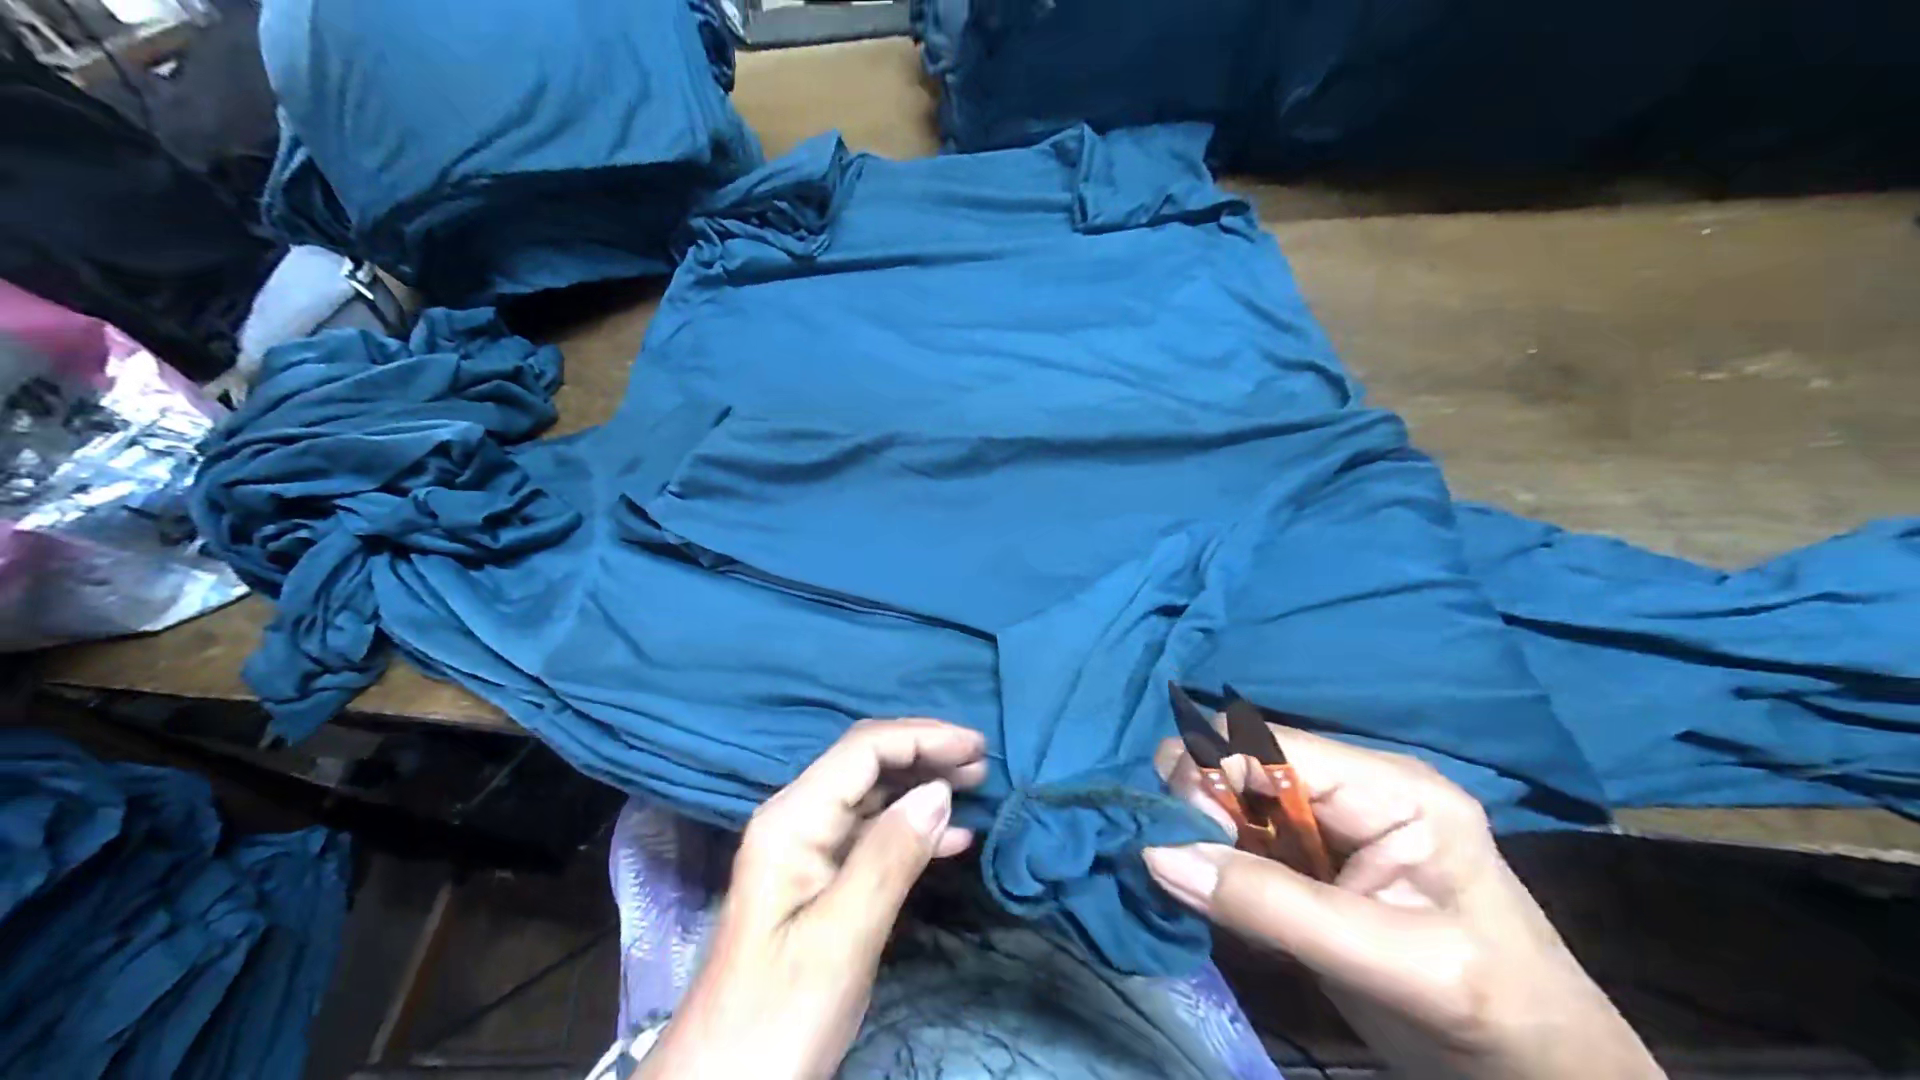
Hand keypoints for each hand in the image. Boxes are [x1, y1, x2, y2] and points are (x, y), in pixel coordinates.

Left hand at [639, 719, 986, 1079]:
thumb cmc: (777, 1017)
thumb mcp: (840, 940)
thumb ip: (889, 858)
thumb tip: (938, 790)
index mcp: (792, 820)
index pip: (863, 750)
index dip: (923, 737)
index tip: (976, 746)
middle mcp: (797, 821)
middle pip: (867, 763)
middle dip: (926, 753)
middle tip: (982, 763)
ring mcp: (806, 851)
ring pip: (873, 796)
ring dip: (924, 786)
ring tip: (976, 787)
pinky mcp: (818, 882)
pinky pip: (872, 836)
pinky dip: (913, 829)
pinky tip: (952, 837)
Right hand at [1143, 725, 1663, 1079]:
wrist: (1545, 1078)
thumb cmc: (1499, 1016)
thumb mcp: (1394, 963)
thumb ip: (1272, 905)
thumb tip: (1156, 853)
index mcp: (1388, 787)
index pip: (1266, 744)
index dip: (1207, 773)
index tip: (1177, 838)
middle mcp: (1350, 787)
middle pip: (1238, 763)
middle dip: (1199, 809)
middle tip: (1187, 869)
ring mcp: (1328, 822)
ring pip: (1227, 801)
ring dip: (1201, 841)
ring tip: (1206, 895)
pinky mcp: (1309, 859)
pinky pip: (1236, 839)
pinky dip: (1213, 866)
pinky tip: (1221, 901)